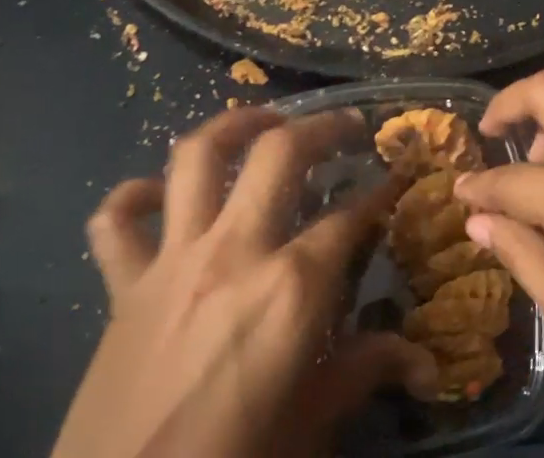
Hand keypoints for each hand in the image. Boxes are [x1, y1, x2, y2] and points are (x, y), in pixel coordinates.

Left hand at [53, 106, 438, 457]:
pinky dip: (135, 194)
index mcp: (291, 287)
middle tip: (347, 127)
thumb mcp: (313, 423)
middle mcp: (234, 251)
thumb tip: (425, 363)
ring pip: (196, 157)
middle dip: (322, 127)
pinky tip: (159, 193)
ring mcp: (172, 260)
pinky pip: (117, 219)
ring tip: (266, 121)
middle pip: (279, 153)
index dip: (382, 191)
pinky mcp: (123, 285)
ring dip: (234, 125)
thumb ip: (365, 372)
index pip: (351, 217)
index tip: (399, 175)